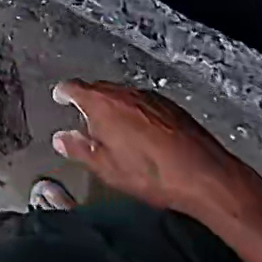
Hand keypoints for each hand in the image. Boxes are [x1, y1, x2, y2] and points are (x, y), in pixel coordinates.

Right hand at [51, 79, 261, 238]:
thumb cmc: (151, 173)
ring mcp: (147, 96)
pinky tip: (143, 138)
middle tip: (87, 124)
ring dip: (114, 110)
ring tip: (117, 136)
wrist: (201, 174)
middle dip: (89, 104)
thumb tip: (61, 138)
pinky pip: (142, 103)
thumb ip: (79, 149)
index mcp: (101, 103)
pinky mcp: (167, 104)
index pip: (73, 87)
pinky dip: (136, 114)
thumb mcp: (106, 168)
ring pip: (121, 97)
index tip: (60, 97)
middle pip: (97, 90)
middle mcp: (123, 92)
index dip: (63, 93)